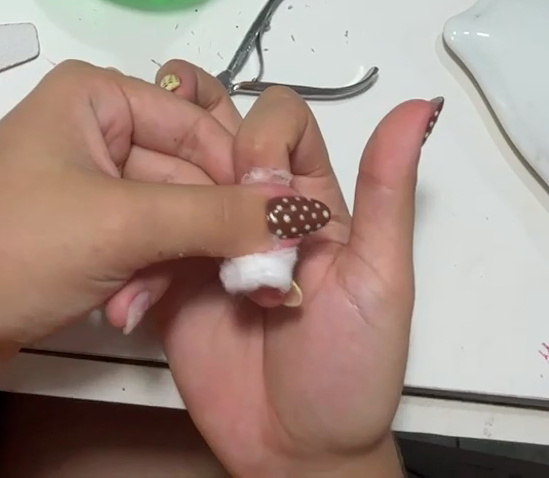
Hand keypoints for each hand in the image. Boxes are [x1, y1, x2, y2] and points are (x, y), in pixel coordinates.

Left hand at [0, 60, 291, 370]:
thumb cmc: (9, 250)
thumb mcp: (120, 226)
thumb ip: (217, 216)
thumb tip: (302, 211)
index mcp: (96, 93)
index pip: (199, 125)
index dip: (241, 177)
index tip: (280, 230)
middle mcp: (93, 123)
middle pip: (185, 172)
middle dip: (195, 234)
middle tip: (226, 282)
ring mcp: (85, 176)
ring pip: (166, 213)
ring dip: (166, 262)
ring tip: (138, 302)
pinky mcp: (78, 223)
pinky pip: (139, 238)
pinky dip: (142, 274)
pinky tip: (122, 308)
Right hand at [154, 66, 433, 477]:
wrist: (298, 453)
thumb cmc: (354, 367)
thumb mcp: (381, 276)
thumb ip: (387, 191)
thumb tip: (420, 106)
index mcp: (306, 190)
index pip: (280, 117)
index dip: (264, 136)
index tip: (258, 185)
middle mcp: (250, 199)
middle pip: (212, 131)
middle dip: (190, 148)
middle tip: (187, 203)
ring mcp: (204, 233)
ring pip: (166, 172)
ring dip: (150, 194)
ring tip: (153, 247)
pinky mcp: (166, 273)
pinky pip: (138, 237)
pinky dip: (127, 255)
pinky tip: (131, 299)